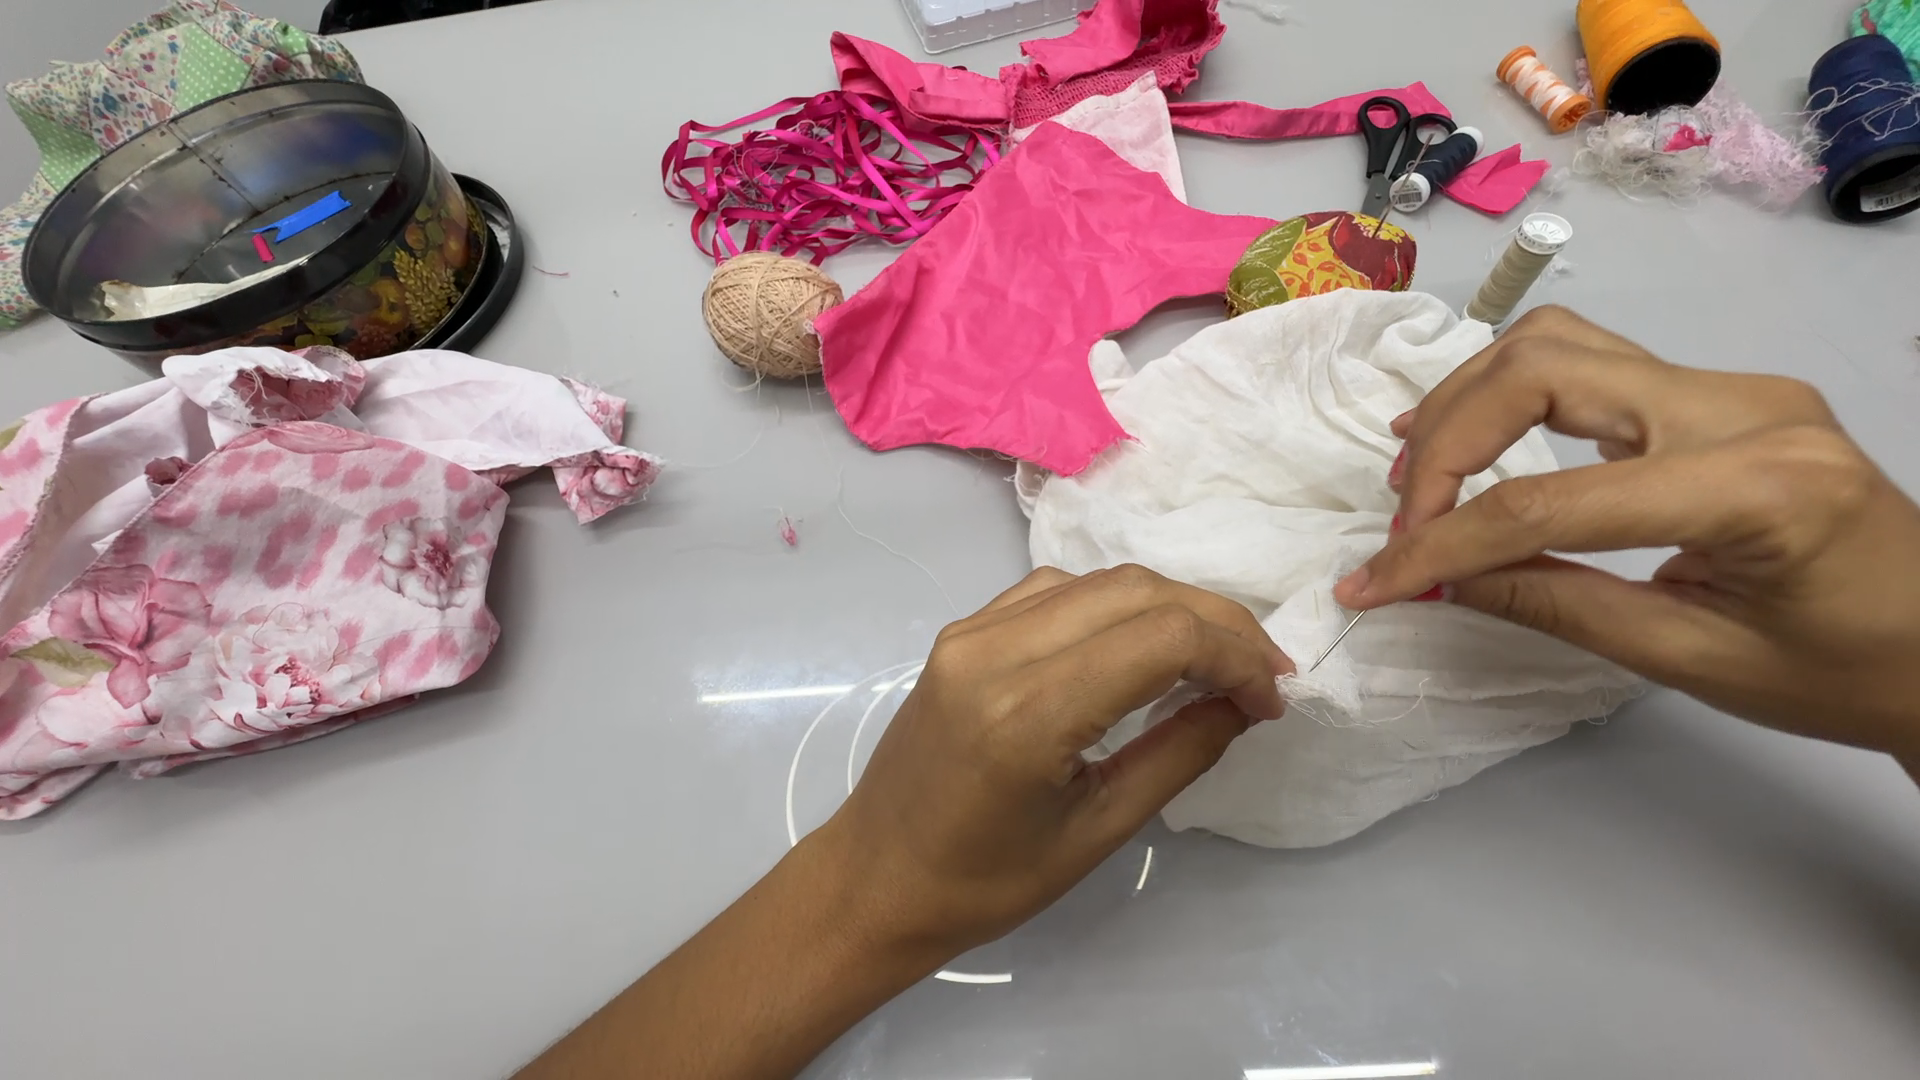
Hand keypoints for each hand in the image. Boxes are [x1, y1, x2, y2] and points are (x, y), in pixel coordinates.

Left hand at [515, 566, 1288, 1079]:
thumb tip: (1245, 700)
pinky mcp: (961, 630)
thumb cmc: (985, 882)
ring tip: (1209, 655)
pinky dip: (1111, 604)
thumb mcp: (1098, 832)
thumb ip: (1180, 752)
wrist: (876, 873)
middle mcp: (994, 649)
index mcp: (1027, 712)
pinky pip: (1053, 590)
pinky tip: (1134, 642)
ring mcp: (971, 631)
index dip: (1235, 653)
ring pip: (1097, 580)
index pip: (1161, 636)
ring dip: (1166, 605)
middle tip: (1257, 671)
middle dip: (1214, 620)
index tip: (1272, 695)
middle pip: (1135, 591)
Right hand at [1334, 306, 1919, 767]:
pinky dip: (1492, 391)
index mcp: (1759, 486)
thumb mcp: (1682, 657)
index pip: (1547, 501)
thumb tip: (1430, 580)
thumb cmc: (1838, 672)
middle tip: (1402, 519)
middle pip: (1537, 372)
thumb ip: (1546, 602)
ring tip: (1416, 473)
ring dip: (1460, 405)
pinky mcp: (1699, 391)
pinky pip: (1571, 358)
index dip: (1440, 544)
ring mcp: (1720, 385)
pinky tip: (1456, 433)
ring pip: (1547, 344)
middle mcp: (1737, 404)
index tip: (1371, 584)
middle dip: (1443, 447)